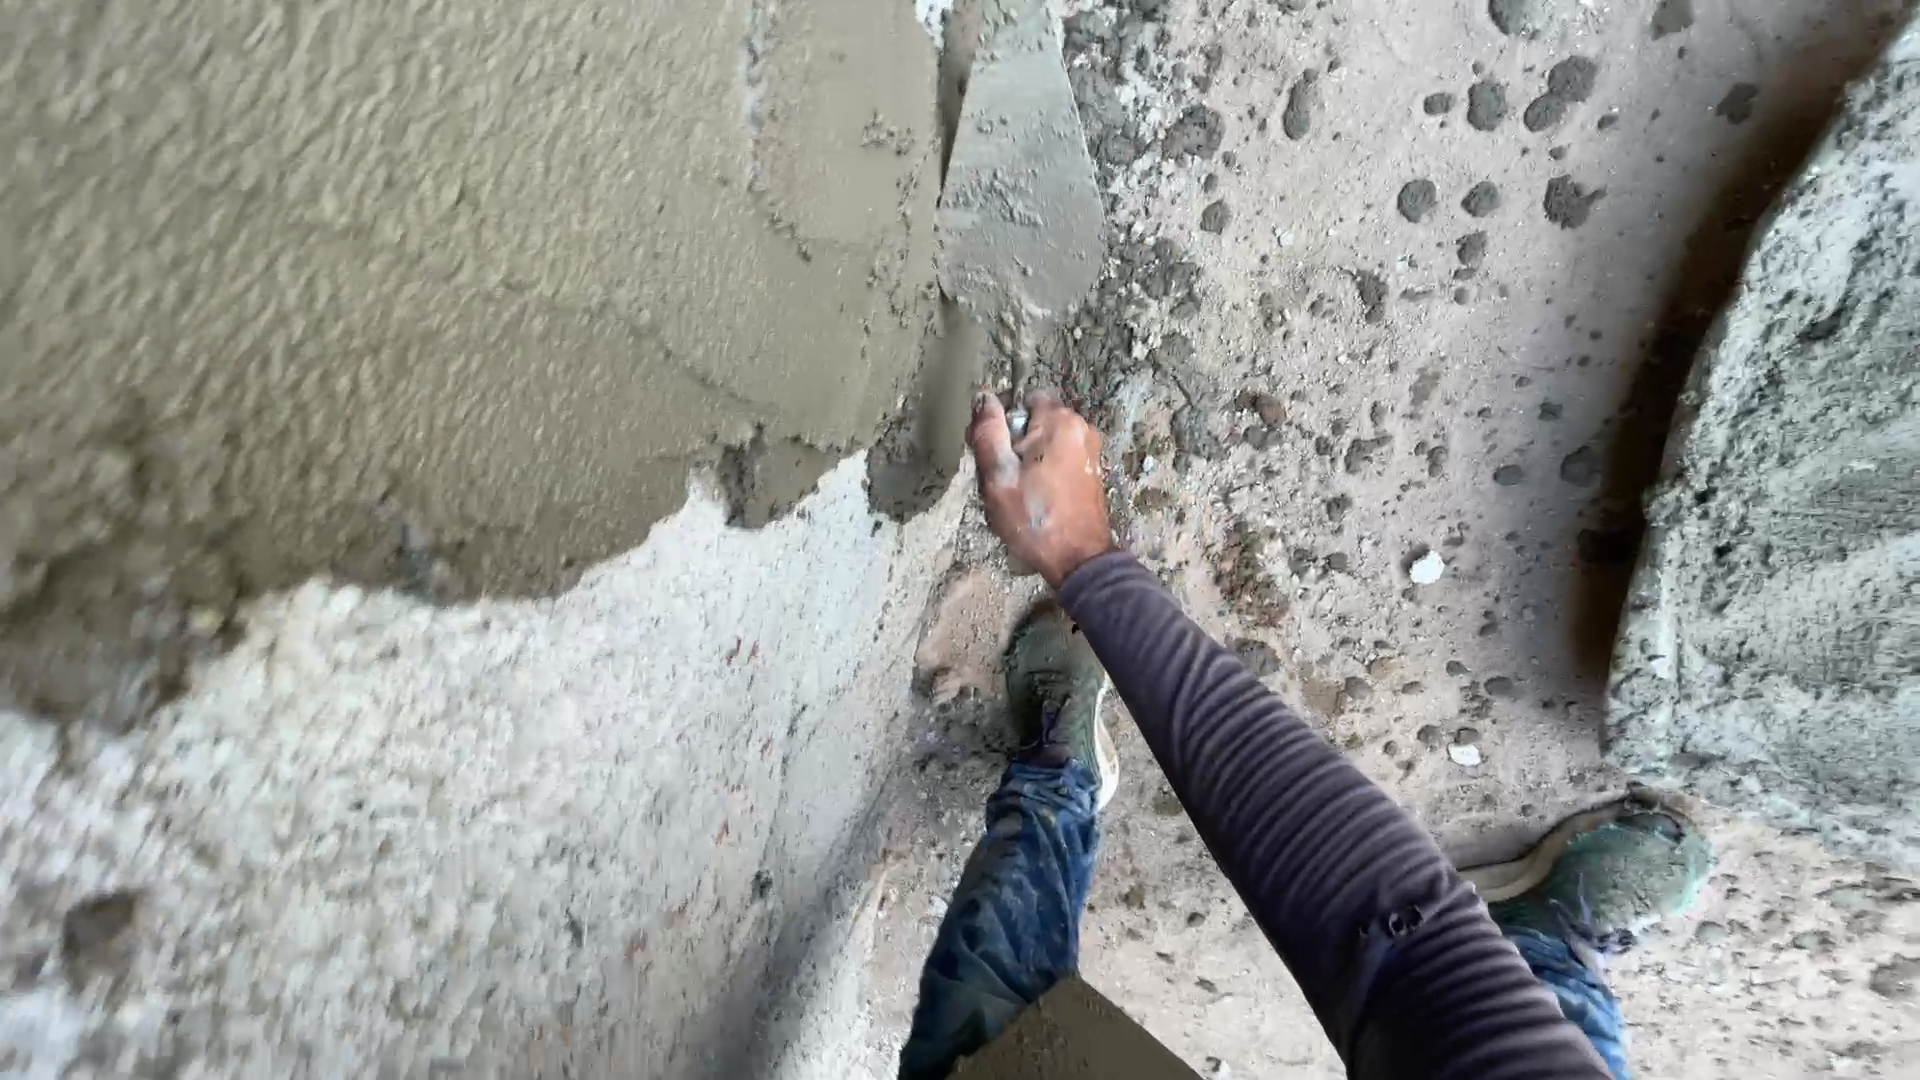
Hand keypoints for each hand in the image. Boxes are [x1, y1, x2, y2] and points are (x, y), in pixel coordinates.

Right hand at [968, 389, 1115, 588]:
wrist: (1077, 558)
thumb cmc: (1034, 518)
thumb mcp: (999, 476)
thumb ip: (988, 432)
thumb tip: (984, 398)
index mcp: (1060, 421)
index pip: (1021, 399)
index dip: (1002, 422)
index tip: (992, 453)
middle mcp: (1081, 427)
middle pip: (1034, 420)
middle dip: (1014, 442)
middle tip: (1002, 478)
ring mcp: (1090, 449)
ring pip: (1046, 440)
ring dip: (1028, 459)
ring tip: (1018, 491)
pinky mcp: (1093, 468)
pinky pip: (1060, 456)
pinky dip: (1045, 469)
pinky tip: (1036, 496)